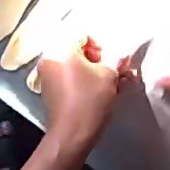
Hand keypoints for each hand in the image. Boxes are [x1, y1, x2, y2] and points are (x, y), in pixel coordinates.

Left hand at [37, 37, 126, 151]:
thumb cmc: (89, 100)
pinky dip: (86, 80)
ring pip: (76, 65)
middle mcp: (49, 58)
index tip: (111, 60)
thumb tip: (121, 55)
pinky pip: (70, 77)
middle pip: (78, 50)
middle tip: (116, 71)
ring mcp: (48, 74)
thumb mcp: (109, 76)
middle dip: (101, 60)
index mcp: (60, 48)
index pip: (83, 35)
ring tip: (116, 83)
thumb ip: (115, 60)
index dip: (102, 45)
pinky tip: (104, 90)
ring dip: (96, 71)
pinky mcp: (50, 89)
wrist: (71, 134)